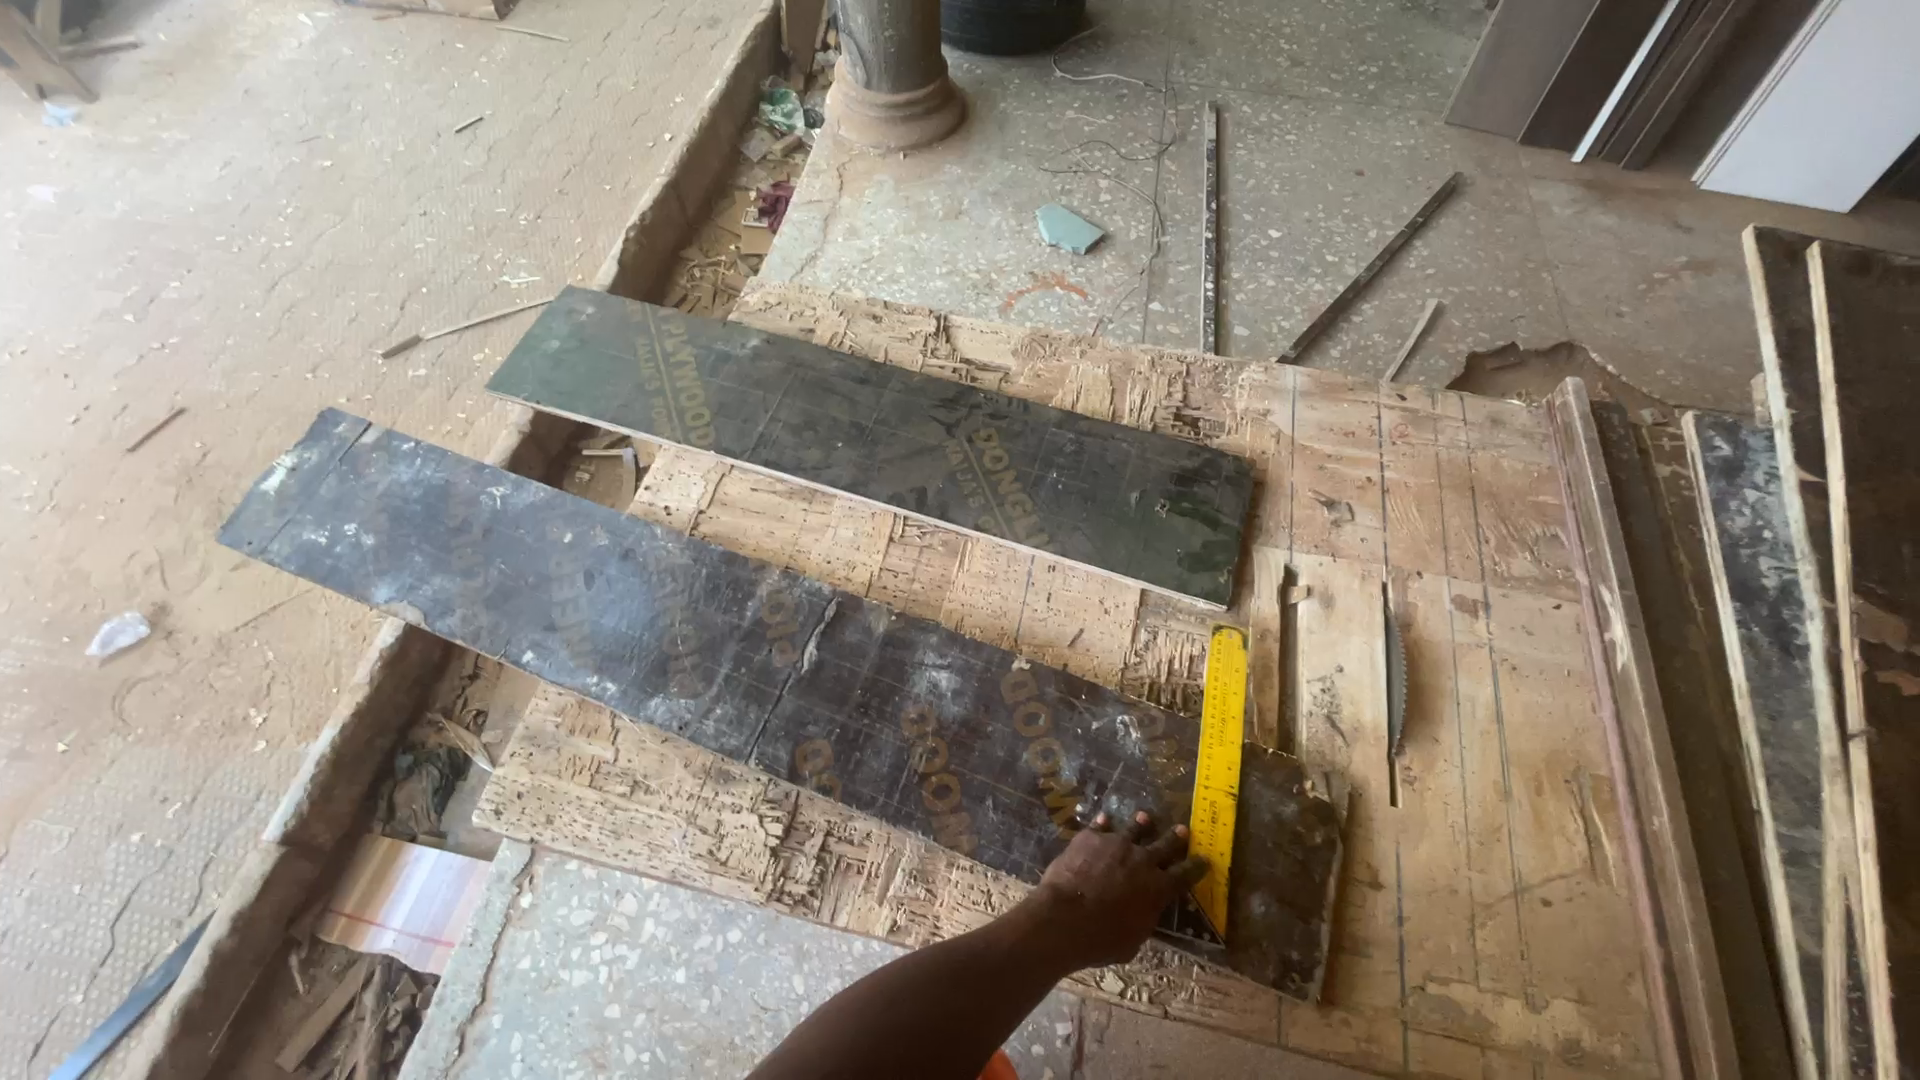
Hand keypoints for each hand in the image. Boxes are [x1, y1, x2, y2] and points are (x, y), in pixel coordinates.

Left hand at [1018, 811, 1207, 972]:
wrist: (1067, 916)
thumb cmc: (1102, 939)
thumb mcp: (1133, 939)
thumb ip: (1142, 920)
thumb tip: (1144, 913)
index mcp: (1158, 889)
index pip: (1185, 875)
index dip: (1196, 867)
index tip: (1205, 859)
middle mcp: (1142, 861)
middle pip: (1164, 845)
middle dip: (1175, 838)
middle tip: (1183, 829)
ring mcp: (1116, 844)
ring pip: (1133, 830)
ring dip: (1141, 824)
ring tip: (1145, 817)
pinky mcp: (1091, 837)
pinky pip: (1099, 827)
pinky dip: (1103, 824)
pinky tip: (1103, 819)